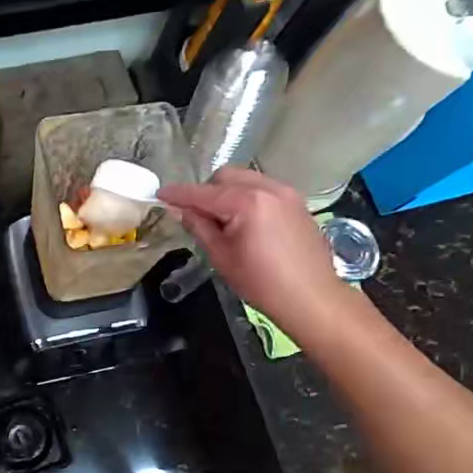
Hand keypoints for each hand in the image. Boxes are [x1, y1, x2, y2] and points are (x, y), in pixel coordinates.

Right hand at [160, 169, 355, 336]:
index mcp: (247, 203)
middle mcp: (268, 188)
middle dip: (207, 191)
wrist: (311, 297)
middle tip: (197, 216)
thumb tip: (181, 211)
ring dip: (228, 192)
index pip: (204, 193)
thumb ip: (200, 227)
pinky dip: (248, 197)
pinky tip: (246, 223)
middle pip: (226, 176)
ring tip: (223, 221)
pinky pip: (264, 188)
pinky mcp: (297, 202)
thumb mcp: (222, 257)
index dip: (179, 195)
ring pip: (246, 179)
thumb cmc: (262, 284)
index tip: (162, 195)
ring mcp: (286, 193)